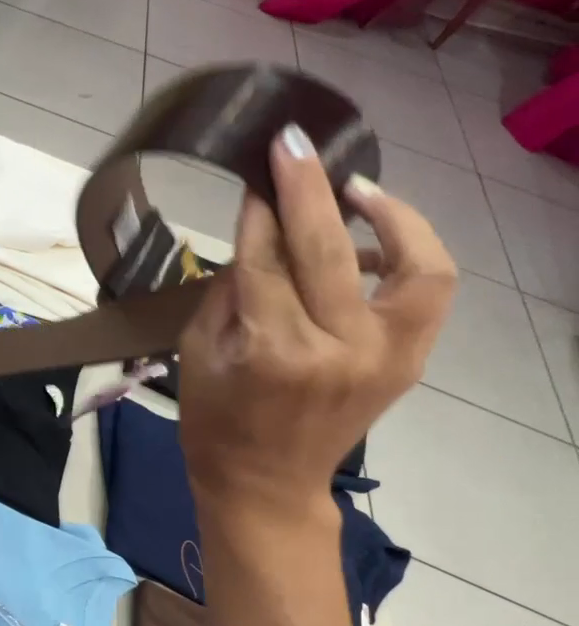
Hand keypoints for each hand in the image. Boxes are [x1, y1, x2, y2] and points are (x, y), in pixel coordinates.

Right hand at [178, 126, 456, 529]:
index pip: (266, 262)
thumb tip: (255, 235)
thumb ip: (230, 292)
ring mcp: (385, 354)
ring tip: (354, 187)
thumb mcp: (199, 352)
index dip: (258, 213)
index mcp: (269, 350)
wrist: (266, 479)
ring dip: (386, 214)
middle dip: (308, 190)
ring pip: (409, 265)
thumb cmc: (213, 417)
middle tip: (292, 146)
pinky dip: (410, 251)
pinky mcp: (410, 359)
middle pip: (328, 251)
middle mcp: (336, 347)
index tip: (255, 172)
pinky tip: (376, 234)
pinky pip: (427, 291)